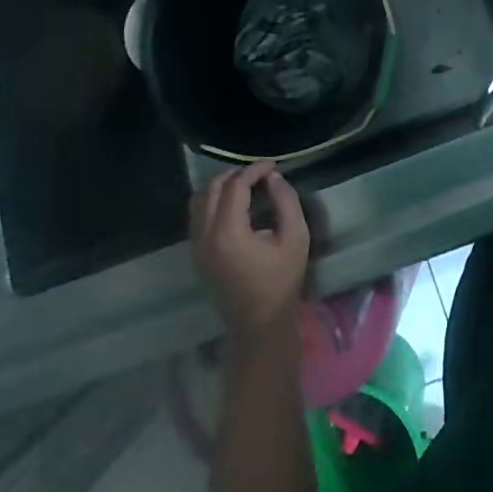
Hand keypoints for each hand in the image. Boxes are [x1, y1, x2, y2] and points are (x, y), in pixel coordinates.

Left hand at [190, 161, 309, 348]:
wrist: (260, 325)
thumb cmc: (282, 282)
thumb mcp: (296, 238)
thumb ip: (286, 202)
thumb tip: (273, 178)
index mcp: (228, 232)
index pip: (235, 186)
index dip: (254, 171)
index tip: (273, 166)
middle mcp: (205, 235)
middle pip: (211, 188)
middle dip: (235, 175)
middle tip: (260, 174)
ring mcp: (196, 246)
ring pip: (199, 201)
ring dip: (220, 188)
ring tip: (246, 187)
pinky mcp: (197, 255)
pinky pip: (197, 217)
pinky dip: (213, 203)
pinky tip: (235, 207)